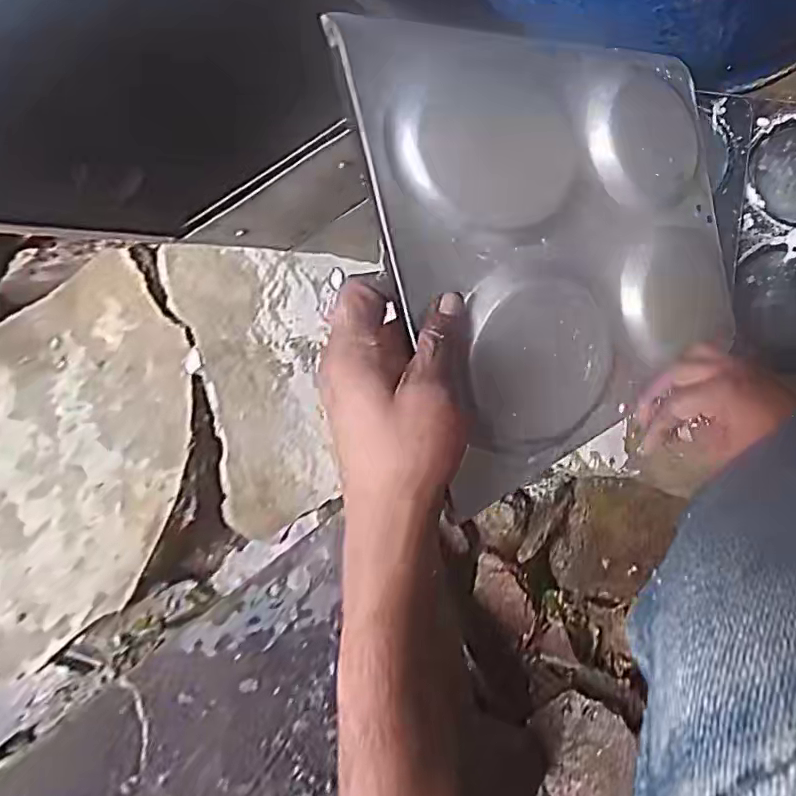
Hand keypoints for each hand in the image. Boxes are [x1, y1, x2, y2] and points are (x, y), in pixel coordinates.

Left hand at [320, 277, 467, 531]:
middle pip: (373, 317)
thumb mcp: (432, 387)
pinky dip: (415, 366)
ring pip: (385, 345)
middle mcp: (341, 366)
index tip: (433, 293)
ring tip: (454, 354)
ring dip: (419, 343)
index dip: (395, 285)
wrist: (393, 510)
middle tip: (455, 326)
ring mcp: (352, 388)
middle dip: (414, 315)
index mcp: (348, 354)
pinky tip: (442, 381)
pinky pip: (389, 369)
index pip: (358, 293)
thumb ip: (439, 340)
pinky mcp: (367, 407)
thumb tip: (446, 302)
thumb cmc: (409, 449)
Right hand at [630, 344, 795, 495]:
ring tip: (663, 395)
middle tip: (643, 417)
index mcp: (720, 390)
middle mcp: (726, 368)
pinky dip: (695, 365)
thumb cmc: (771, 448)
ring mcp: (739, 363)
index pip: (674, 404)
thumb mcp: (729, 453)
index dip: (656, 427)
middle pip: (677, 371)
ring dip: (674, 373)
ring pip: (694, 355)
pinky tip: (691, 383)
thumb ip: (698, 440)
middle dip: (655, 394)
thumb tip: (678, 434)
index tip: (646, 446)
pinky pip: (714, 354)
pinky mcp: (750, 365)